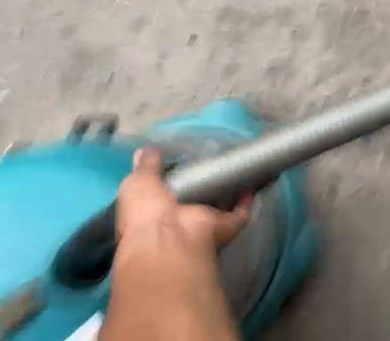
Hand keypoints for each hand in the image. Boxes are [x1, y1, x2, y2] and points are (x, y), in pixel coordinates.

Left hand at [115, 148, 254, 260]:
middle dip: (204, 186)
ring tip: (237, 168)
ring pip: (219, 207)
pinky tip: (252, 183)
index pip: (164, 196)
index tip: (183, 161)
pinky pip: (240, 214)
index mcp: (153, 214)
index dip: (172, 181)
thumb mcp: (137, 184)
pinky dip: (246, 202)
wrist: (169, 238)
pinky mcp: (224, 227)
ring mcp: (202, 226)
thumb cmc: (146, 212)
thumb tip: (144, 150)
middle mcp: (178, 222)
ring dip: (228, 193)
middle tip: (215, 160)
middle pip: (194, 201)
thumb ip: (145, 167)